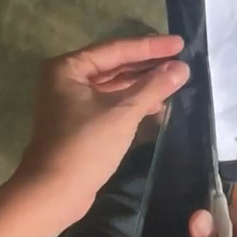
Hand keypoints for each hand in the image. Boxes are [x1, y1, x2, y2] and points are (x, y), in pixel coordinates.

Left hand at [15, 35, 188, 215]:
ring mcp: (71, 101)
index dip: (151, 47)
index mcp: (68, 68)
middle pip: (114, 64)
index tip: (180, 43)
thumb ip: (153, 86)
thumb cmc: (85, 146)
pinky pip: (110, 103)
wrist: (54, 193)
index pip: (116, 49)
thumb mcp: (123, 112)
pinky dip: (132, 102)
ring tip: (174, 80)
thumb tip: (182, 68)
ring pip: (113, 85)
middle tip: (180, 58)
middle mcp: (66, 79)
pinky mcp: (79, 122)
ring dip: (142, 84)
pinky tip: (157, 105)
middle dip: (147, 64)